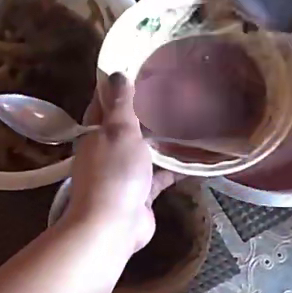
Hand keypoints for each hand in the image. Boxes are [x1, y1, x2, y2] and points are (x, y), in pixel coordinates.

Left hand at [64, 72, 175, 253]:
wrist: (113, 225)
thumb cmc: (114, 173)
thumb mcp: (118, 131)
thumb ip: (120, 105)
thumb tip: (117, 74)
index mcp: (95, 132)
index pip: (104, 101)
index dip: (118, 85)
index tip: (139, 67)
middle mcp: (107, 151)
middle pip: (126, 126)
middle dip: (144, 112)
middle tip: (170, 91)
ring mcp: (124, 173)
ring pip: (145, 151)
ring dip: (161, 140)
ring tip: (187, 120)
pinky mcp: (141, 193)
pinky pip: (160, 175)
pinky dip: (175, 168)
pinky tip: (195, 158)